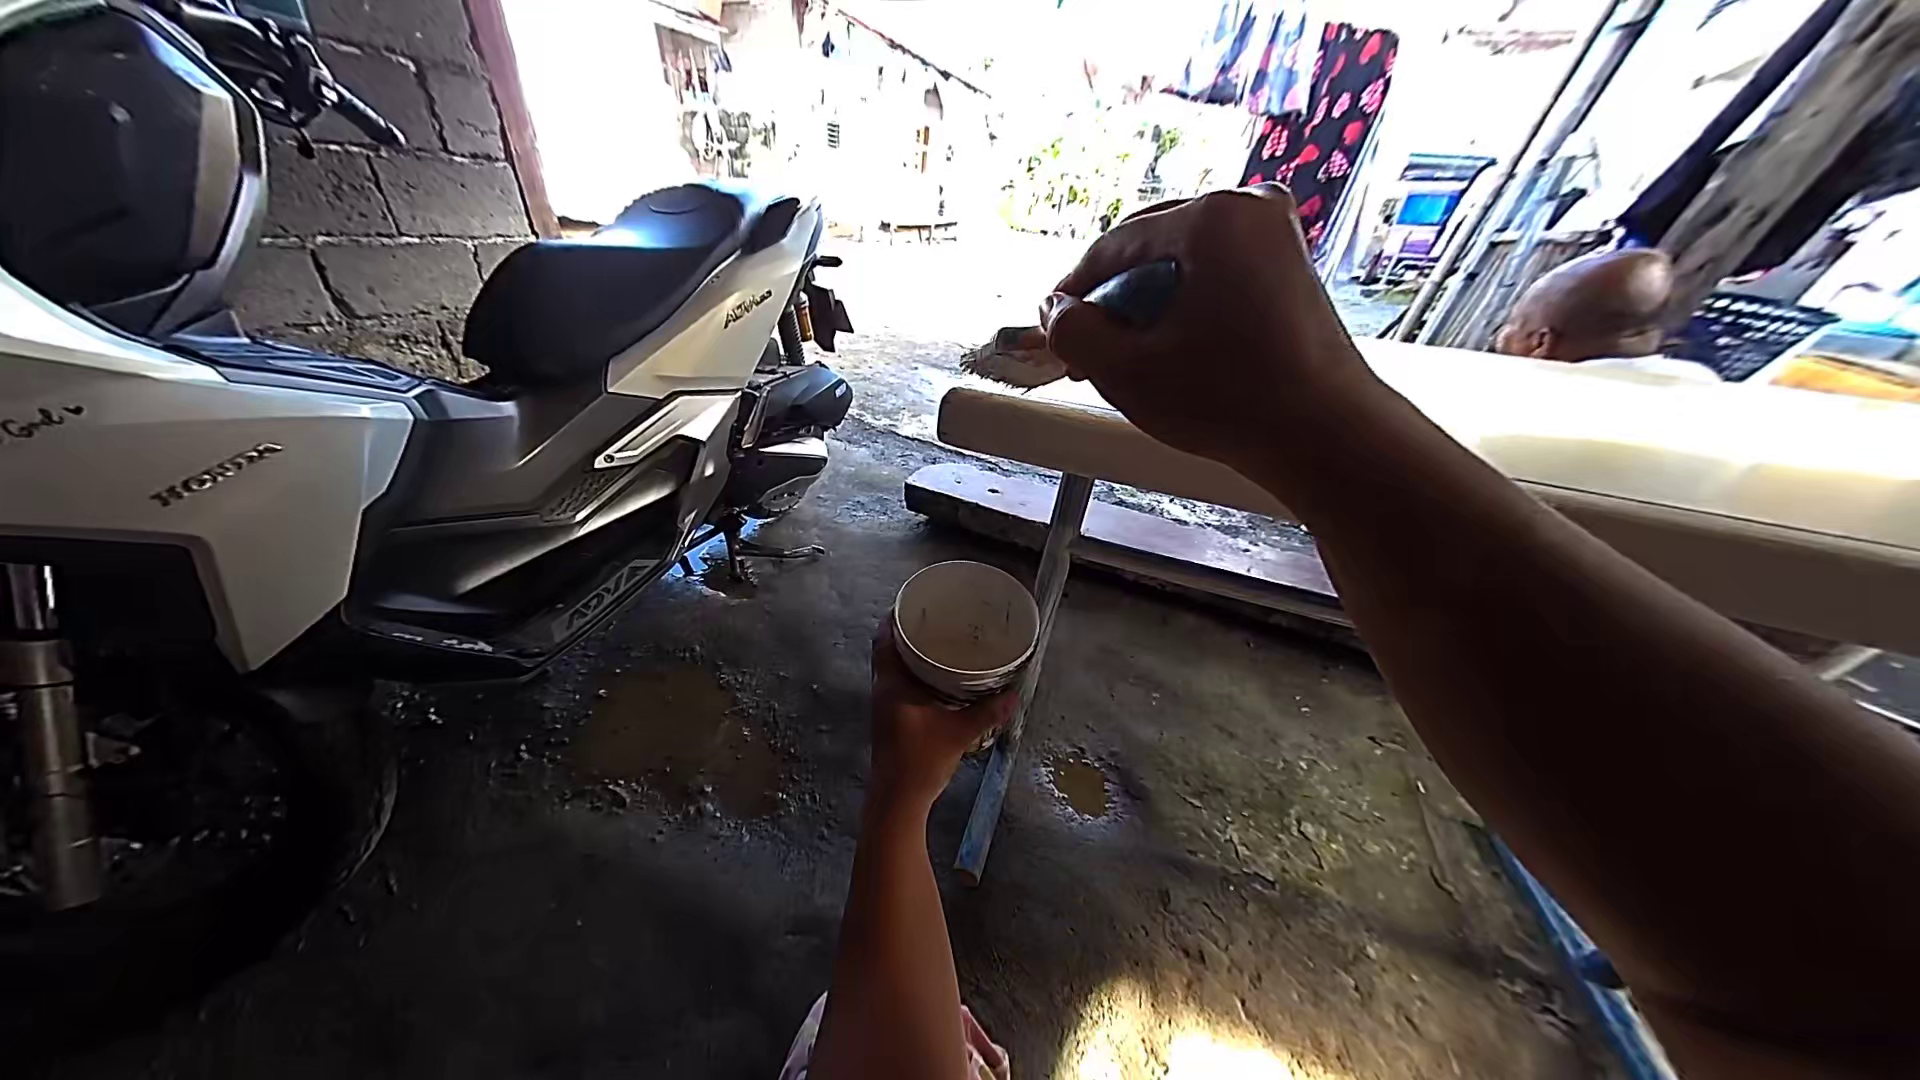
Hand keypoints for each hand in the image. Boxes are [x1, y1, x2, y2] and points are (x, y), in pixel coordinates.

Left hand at [868, 622, 1016, 811]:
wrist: (898, 800)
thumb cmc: (920, 762)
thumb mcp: (959, 733)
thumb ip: (987, 712)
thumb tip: (1014, 695)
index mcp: (891, 684)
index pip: (884, 639)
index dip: (894, 617)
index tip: (913, 601)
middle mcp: (883, 689)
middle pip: (887, 648)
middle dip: (906, 630)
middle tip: (933, 617)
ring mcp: (885, 704)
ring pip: (893, 666)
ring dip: (909, 651)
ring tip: (937, 638)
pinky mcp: (892, 717)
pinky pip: (899, 682)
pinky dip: (913, 671)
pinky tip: (937, 675)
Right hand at [1042, 184, 1379, 473]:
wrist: (1323, 433)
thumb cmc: (1226, 401)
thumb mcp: (1127, 371)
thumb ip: (1073, 334)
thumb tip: (1054, 311)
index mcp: (1210, 218)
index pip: (1113, 246)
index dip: (1072, 288)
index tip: (1051, 324)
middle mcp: (1249, 207)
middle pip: (1149, 248)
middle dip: (1110, 298)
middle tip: (1085, 346)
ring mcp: (1277, 235)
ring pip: (1181, 263)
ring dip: (1143, 304)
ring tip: (1123, 354)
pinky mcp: (1290, 267)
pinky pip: (1214, 274)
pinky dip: (1182, 305)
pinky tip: (1167, 346)